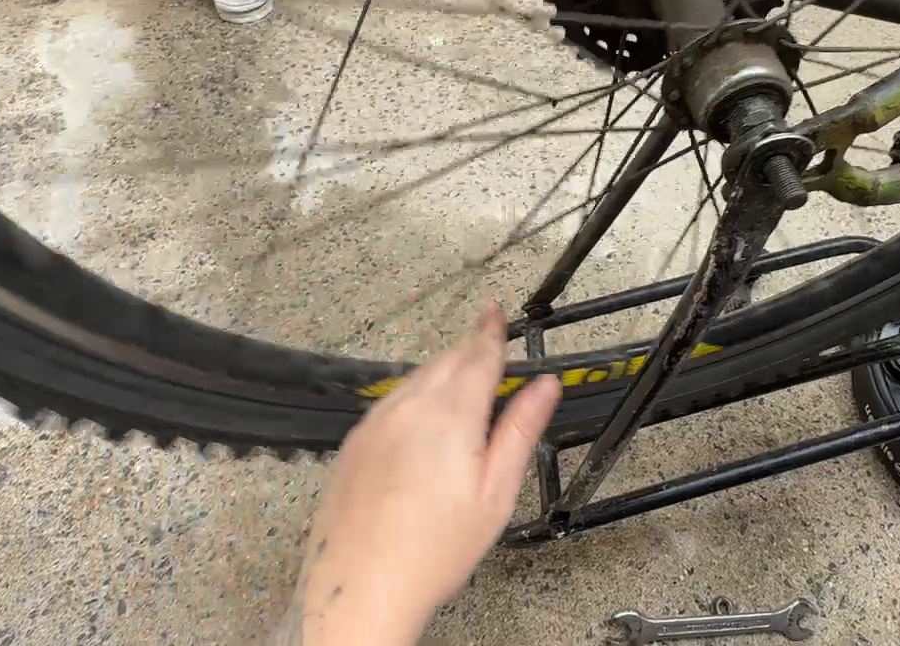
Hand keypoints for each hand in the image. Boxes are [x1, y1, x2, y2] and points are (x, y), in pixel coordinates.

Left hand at [285, 308, 560, 645]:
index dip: (491, 329)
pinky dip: (415, 393)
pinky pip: (392, 399)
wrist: (356, 591)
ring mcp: (377, 421)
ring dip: (443, 370)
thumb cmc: (435, 549)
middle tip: (488, 345)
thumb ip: (519, 429)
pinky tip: (423, 419)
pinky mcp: (354, 440)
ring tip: (462, 382)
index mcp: (451, 413)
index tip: (495, 309)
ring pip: (418, 377)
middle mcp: (410, 405)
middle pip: (448, 360)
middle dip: (470, 348)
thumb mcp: (495, 492)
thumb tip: (545, 384)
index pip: (478, 354)